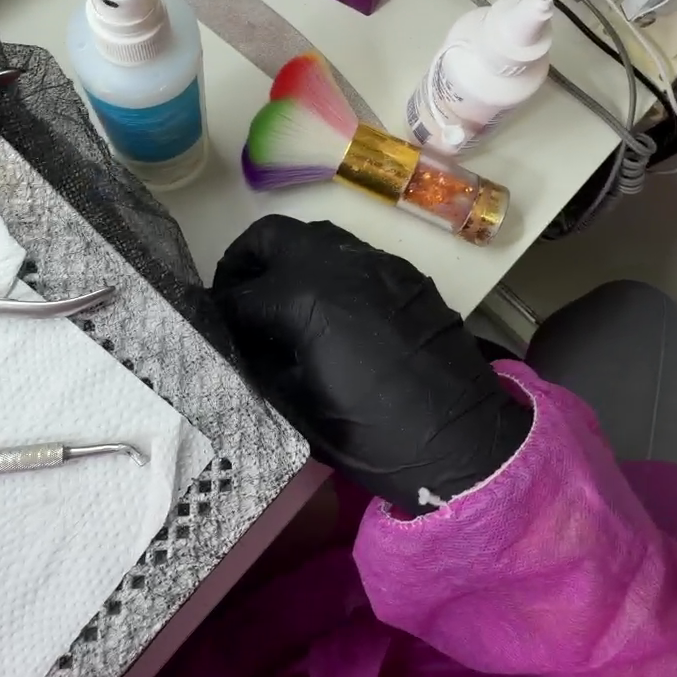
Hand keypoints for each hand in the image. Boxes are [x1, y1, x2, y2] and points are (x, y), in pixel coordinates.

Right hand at [211, 216, 530, 515]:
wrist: (466, 441)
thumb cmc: (378, 439)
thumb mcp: (302, 413)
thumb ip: (261, 369)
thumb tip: (239, 344)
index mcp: (307, 301)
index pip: (241, 295)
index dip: (218, 314)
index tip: (211, 329)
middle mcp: (340, 266)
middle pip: (273, 236)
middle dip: (245, 263)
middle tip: (239, 300)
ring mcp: (378, 264)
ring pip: (316, 237)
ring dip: (288, 260)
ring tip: (281, 303)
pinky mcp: (404, 274)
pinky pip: (354, 255)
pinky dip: (329, 272)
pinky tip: (330, 311)